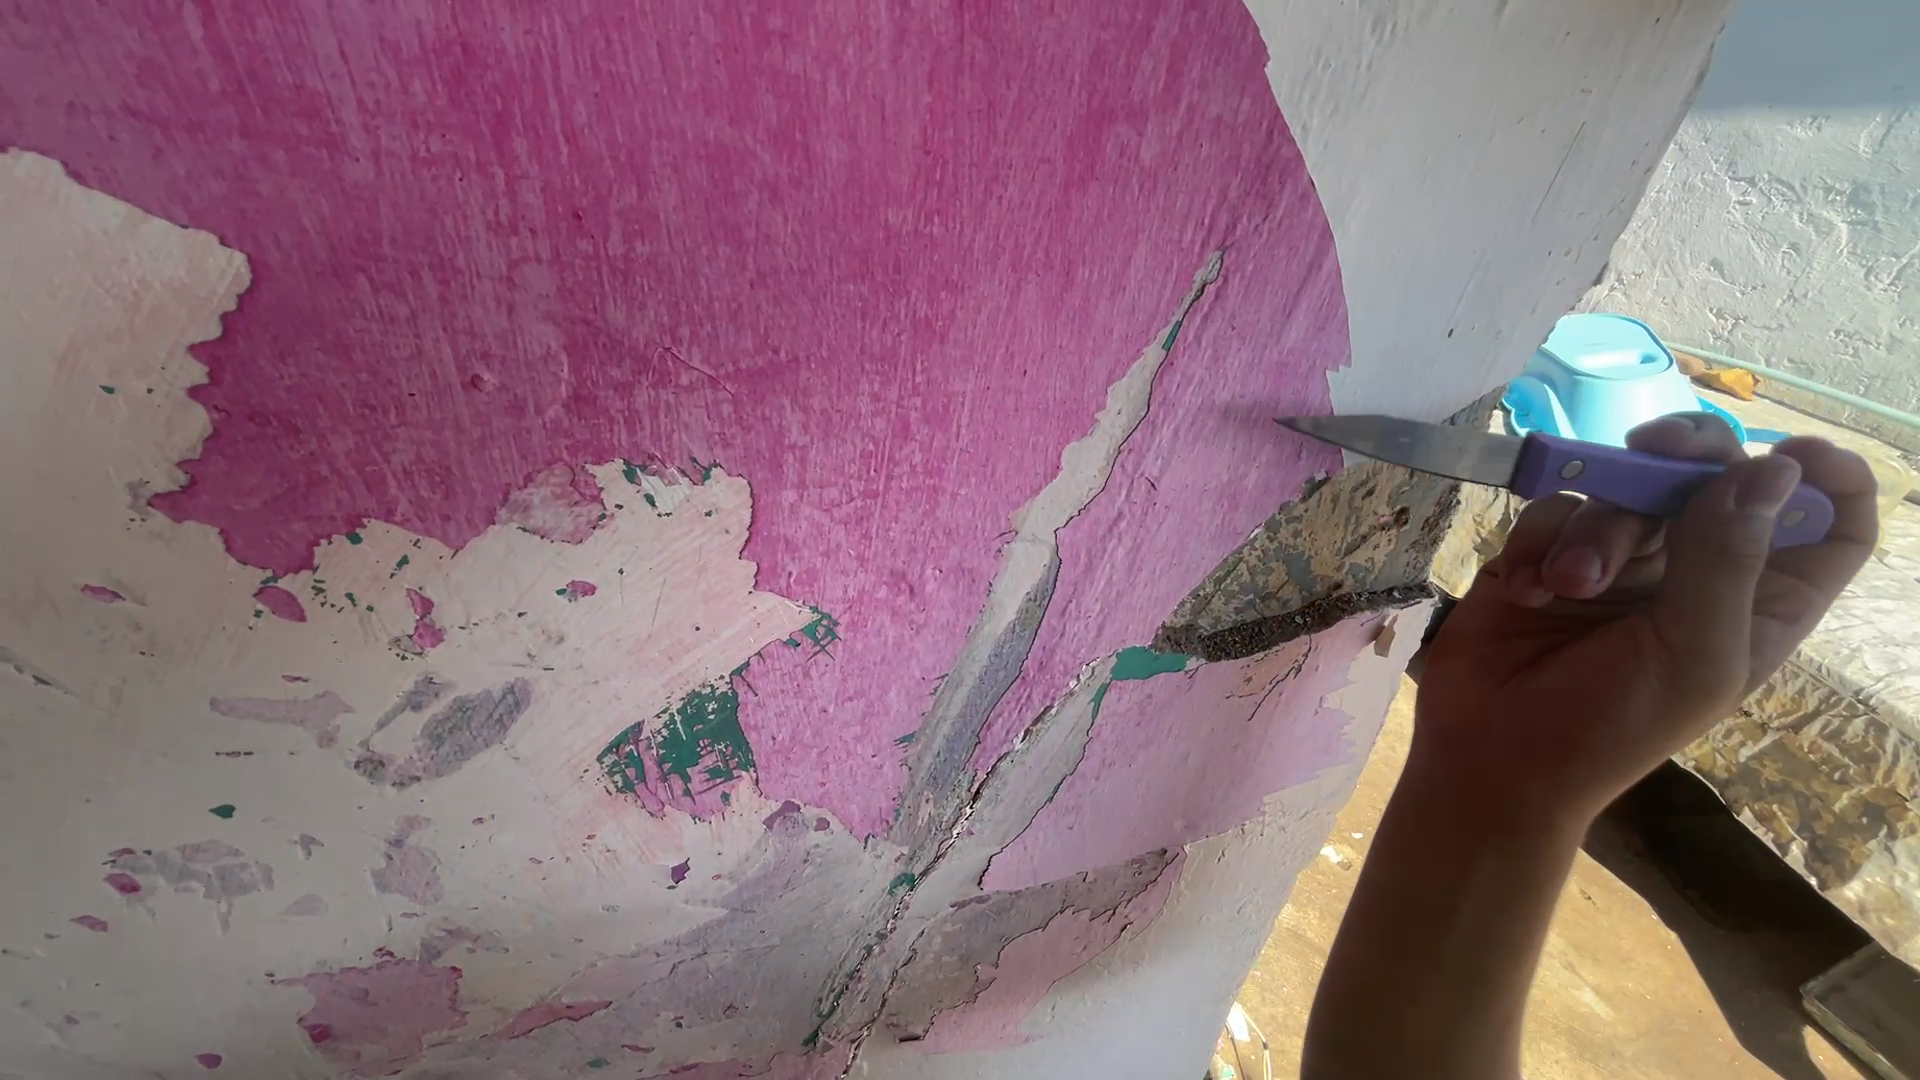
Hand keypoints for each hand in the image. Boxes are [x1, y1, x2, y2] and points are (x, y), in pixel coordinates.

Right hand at [1413, 413, 1877, 825]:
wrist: (1491, 750)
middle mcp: (1684, 574)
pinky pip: (1545, 516)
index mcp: (1753, 604)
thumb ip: (1726, 560)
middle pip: (1708, 483)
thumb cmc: (1607, 723)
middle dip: (1682, 459)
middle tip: (1648, 445)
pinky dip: (1533, 545)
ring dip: (1589, 534)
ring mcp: (1605, 563)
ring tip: (1563, 586)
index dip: (1821, 481)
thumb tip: (1773, 468)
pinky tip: (1524, 589)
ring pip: (1614, 496)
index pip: (1819, 527)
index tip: (1788, 453)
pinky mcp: (1535, 560)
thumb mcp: (1690, 652)